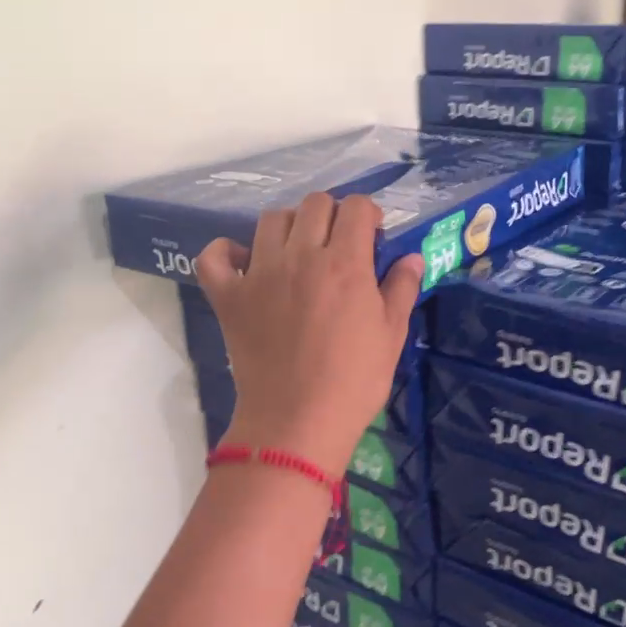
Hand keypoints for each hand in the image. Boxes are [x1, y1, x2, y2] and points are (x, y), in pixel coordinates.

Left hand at [194, 193, 422, 474]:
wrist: (298, 422)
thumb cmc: (354, 381)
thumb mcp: (392, 335)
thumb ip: (401, 288)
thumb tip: (411, 258)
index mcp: (345, 263)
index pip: (357, 208)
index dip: (369, 215)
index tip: (374, 237)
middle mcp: (301, 256)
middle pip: (315, 204)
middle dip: (334, 214)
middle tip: (340, 244)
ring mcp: (259, 274)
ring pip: (271, 219)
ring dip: (290, 226)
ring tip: (299, 251)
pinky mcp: (229, 296)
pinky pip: (215, 256)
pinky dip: (227, 252)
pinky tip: (245, 263)